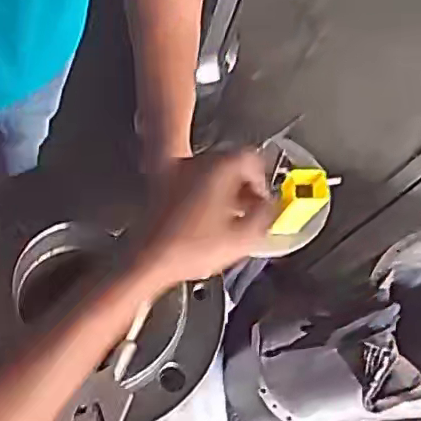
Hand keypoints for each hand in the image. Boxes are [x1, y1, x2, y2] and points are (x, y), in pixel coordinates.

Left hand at [131, 148, 271, 285]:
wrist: (148, 259)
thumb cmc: (188, 248)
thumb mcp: (244, 237)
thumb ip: (267, 216)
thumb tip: (273, 208)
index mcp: (221, 166)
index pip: (253, 160)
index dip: (263, 184)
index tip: (263, 202)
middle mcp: (197, 163)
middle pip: (231, 166)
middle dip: (244, 189)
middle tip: (249, 211)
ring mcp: (175, 174)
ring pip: (210, 177)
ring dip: (223, 195)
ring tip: (227, 221)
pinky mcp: (160, 190)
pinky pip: (190, 189)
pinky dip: (201, 201)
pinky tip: (203, 225)